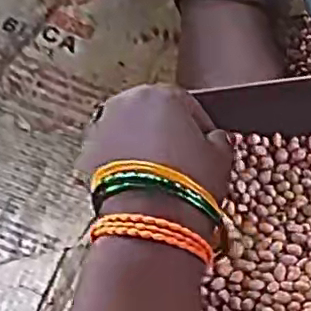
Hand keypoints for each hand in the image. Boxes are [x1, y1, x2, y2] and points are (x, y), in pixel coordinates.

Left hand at [78, 84, 233, 208]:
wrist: (151, 215)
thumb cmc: (189, 185)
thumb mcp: (222, 160)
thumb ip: (221, 140)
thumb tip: (217, 138)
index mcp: (165, 95)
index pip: (190, 106)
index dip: (202, 130)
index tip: (207, 149)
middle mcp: (129, 101)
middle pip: (154, 115)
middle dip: (168, 136)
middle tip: (182, 164)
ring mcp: (104, 124)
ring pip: (130, 132)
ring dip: (143, 148)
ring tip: (161, 177)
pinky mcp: (88, 150)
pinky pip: (112, 152)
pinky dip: (124, 163)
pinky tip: (141, 184)